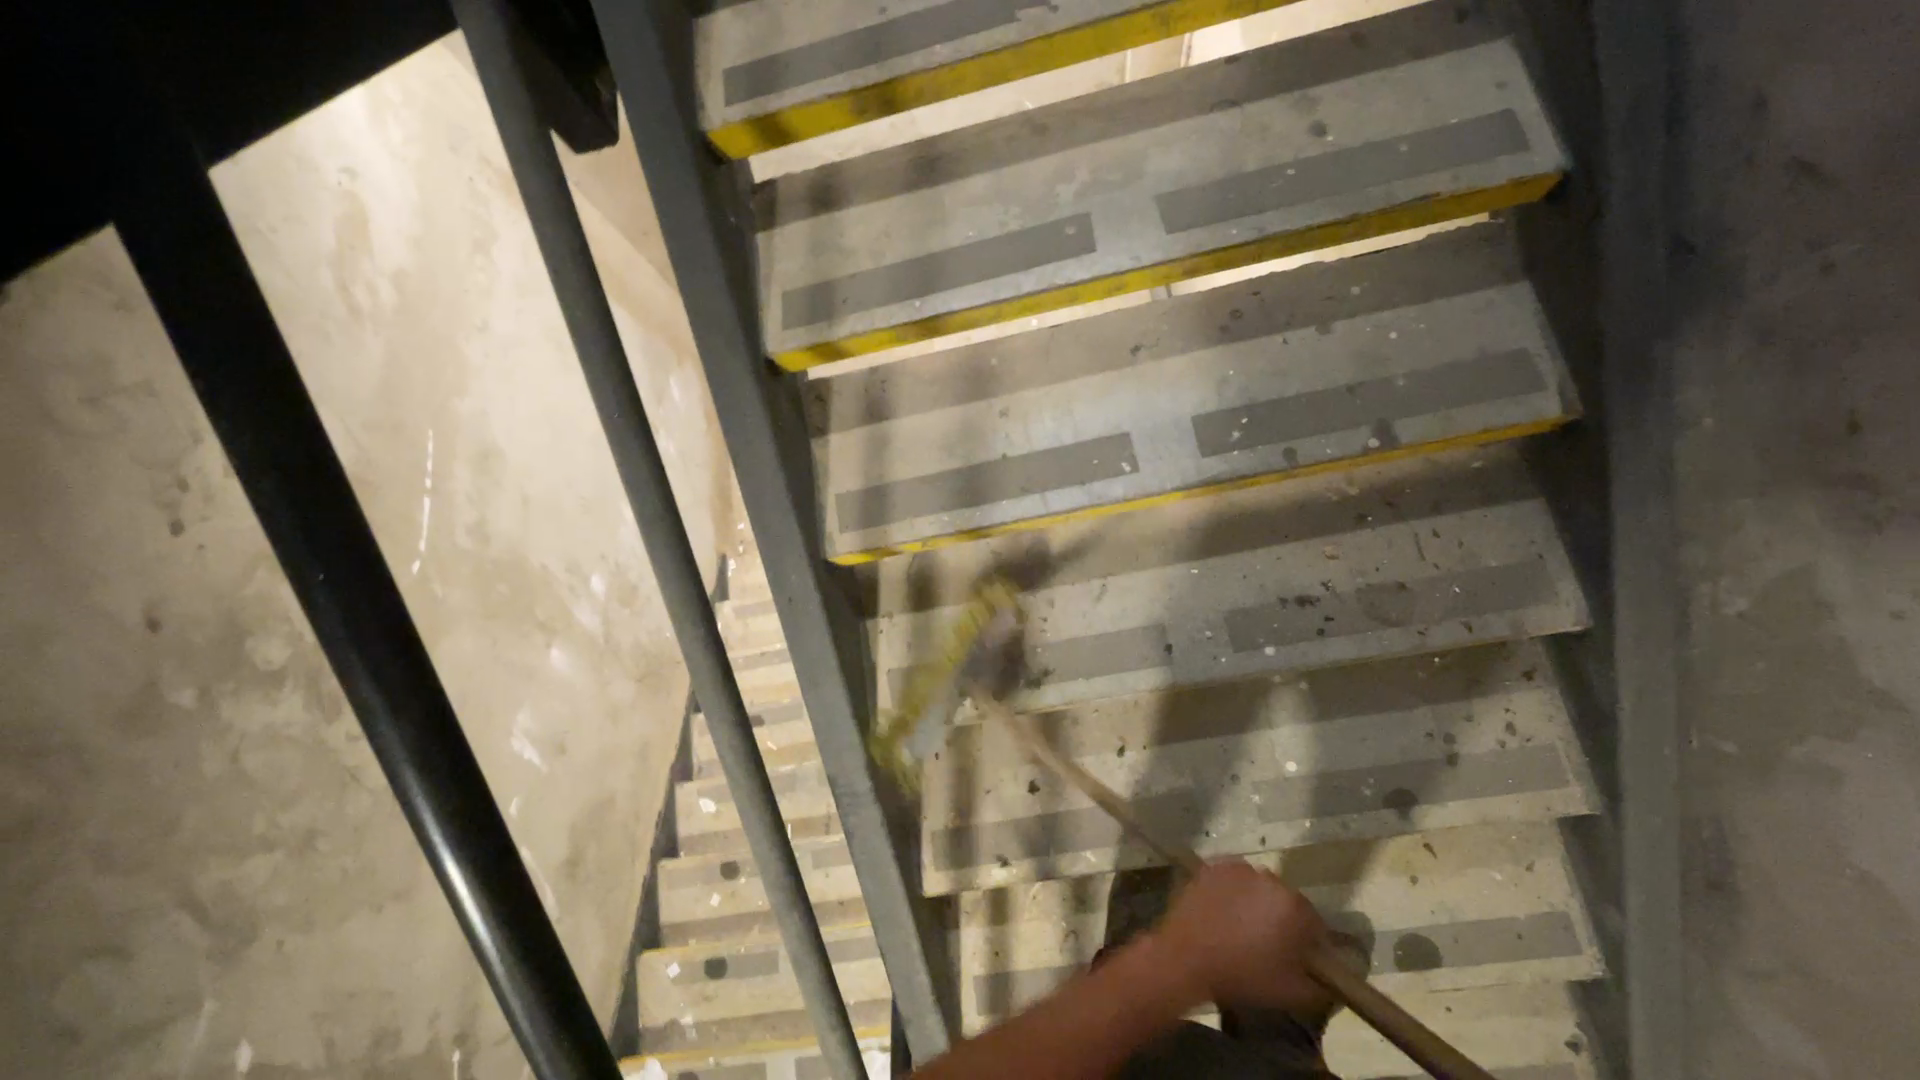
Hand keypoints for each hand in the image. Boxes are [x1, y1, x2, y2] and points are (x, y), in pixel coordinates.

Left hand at [1151, 859, 1335, 1014]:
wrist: (1185, 958)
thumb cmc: (1242, 976)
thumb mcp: (1292, 993)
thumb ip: (1320, 985)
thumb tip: (1327, 977)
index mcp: (1295, 906)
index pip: (1314, 923)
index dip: (1307, 942)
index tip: (1295, 957)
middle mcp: (1270, 878)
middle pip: (1286, 901)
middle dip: (1281, 919)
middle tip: (1265, 943)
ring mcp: (1238, 868)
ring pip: (1258, 887)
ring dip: (1255, 902)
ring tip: (1238, 926)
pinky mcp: (1211, 866)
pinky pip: (1232, 879)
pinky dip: (1231, 891)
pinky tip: (1221, 910)